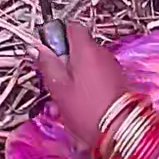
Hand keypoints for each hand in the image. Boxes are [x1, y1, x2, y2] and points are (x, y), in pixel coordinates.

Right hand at [33, 21, 129, 150]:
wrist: (120, 132)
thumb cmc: (87, 110)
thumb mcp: (59, 87)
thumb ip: (47, 63)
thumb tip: (38, 48)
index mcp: (86, 49)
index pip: (71, 26)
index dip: (57, 35)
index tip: (48, 50)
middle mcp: (102, 53)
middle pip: (79, 45)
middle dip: (65, 58)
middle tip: (54, 78)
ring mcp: (112, 66)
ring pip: (87, 62)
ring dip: (75, 73)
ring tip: (66, 95)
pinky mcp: (118, 81)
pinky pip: (97, 74)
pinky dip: (87, 83)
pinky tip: (81, 101)